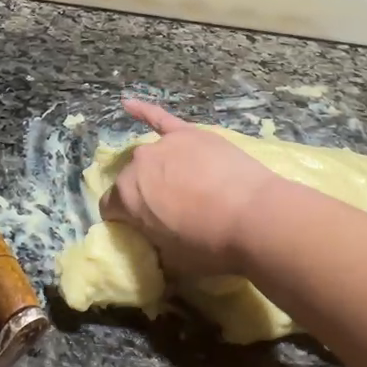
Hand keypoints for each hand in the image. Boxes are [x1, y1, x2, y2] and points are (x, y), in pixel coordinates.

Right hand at [98, 100, 278, 276]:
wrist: (255, 218)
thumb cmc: (211, 245)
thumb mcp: (173, 262)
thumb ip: (155, 249)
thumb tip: (156, 247)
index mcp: (126, 196)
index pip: (111, 208)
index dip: (124, 221)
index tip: (142, 232)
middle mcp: (138, 164)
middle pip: (132, 180)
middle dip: (143, 195)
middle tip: (170, 214)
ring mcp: (164, 145)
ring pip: (152, 159)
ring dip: (159, 172)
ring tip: (186, 188)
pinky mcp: (188, 133)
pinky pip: (159, 118)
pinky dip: (143, 110)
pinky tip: (128, 104)